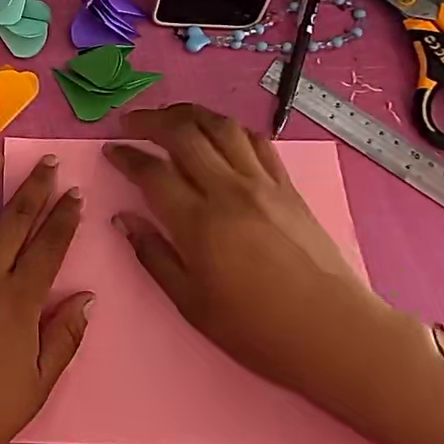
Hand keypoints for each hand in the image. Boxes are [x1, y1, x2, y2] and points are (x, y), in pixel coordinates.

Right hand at [103, 104, 388, 406]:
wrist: (332, 330)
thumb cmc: (256, 328)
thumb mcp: (192, 304)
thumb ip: (154, 256)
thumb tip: (124, 219)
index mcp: (199, 223)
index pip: (152, 172)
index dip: (127, 157)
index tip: (112, 150)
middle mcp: (228, 190)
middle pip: (184, 134)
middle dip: (150, 121)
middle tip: (131, 122)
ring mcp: (262, 183)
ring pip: (220, 127)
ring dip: (189, 113)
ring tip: (170, 116)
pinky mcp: (287, 185)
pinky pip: (256, 141)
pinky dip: (230, 129)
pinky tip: (219, 133)